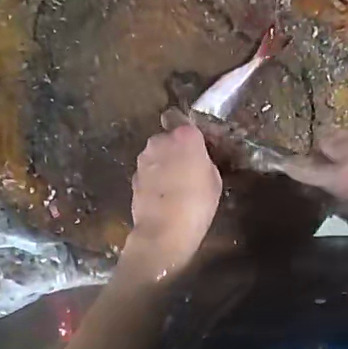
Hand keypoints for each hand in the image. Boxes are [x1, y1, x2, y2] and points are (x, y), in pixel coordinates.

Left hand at [122, 122, 222, 280]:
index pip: (179, 117)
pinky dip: (155, 180)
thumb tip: (195, 159)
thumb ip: (203, 160)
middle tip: (188, 167)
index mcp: (184, 136)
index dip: (186, 130)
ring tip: (176, 186)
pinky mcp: (133, 177)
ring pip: (156, 155)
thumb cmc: (198, 203)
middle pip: (167, 138)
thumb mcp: (214, 178)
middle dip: (174, 148)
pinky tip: (164, 197)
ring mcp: (143, 159)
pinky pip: (148, 173)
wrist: (164, 231)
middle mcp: (159, 141)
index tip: (195, 144)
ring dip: (163, 164)